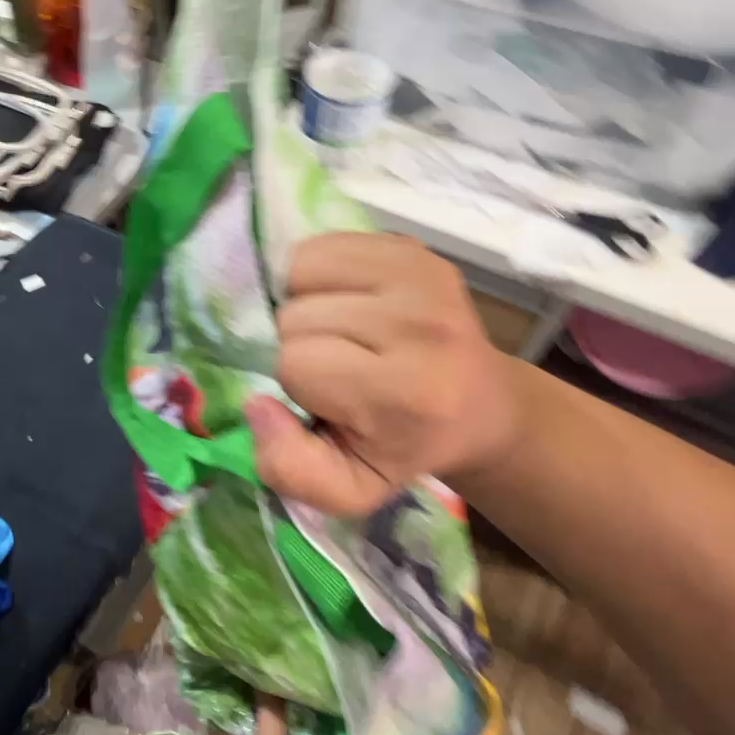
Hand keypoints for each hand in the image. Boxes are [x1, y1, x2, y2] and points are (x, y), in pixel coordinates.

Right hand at [245, 233, 522, 516]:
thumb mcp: (348, 488)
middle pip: (294, 317)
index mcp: (407, 391)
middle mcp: (421, 325)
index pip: (295, 364)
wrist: (478, 406)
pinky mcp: (412, 248)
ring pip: (297, 274)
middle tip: (331, 367)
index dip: (296, 384)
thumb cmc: (402, 447)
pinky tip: (340, 301)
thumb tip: (256, 404)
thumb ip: (289, 468)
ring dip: (298, 303)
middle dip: (296, 343)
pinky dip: (312, 273)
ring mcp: (420, 277)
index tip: (325, 400)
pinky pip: (319, 246)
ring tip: (332, 331)